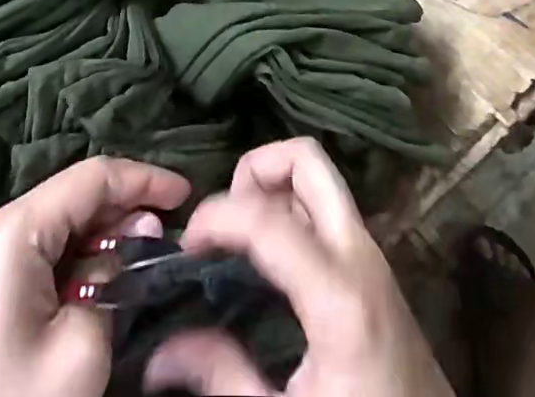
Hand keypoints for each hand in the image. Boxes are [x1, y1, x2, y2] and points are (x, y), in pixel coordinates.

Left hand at [0, 157, 191, 396]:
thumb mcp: (80, 349)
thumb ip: (111, 283)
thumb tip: (125, 247)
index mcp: (8, 232)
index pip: (90, 179)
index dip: (143, 180)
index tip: (185, 194)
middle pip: (67, 198)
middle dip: (121, 210)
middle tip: (166, 238)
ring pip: (50, 224)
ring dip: (96, 235)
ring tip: (139, 256)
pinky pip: (29, 252)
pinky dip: (68, 257)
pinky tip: (96, 278)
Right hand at [144, 139, 455, 396]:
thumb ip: (222, 375)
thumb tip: (159, 353)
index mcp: (339, 294)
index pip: (266, 215)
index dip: (214, 216)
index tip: (186, 247)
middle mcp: (360, 255)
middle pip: (308, 160)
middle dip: (255, 170)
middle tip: (225, 221)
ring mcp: (372, 256)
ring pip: (319, 178)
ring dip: (272, 186)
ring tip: (238, 238)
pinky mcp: (375, 268)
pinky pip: (326, 208)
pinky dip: (289, 207)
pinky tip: (266, 257)